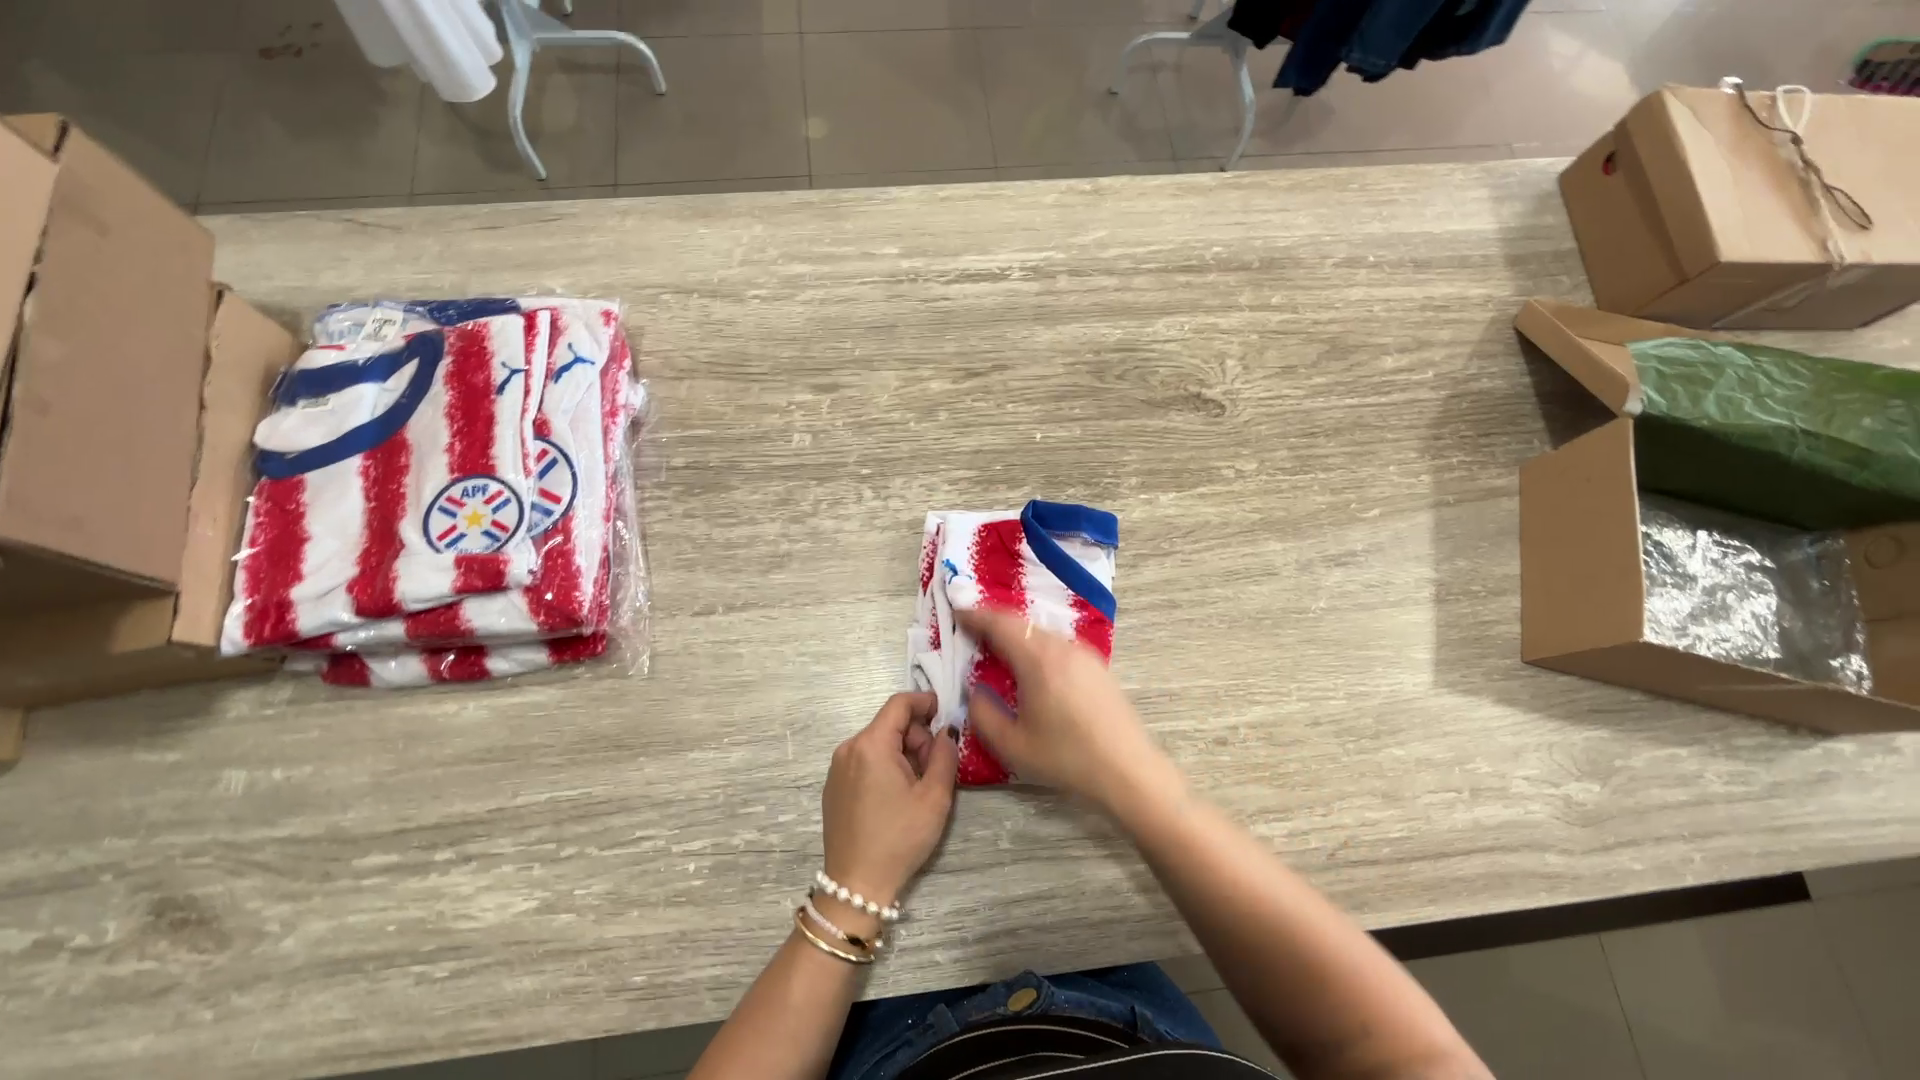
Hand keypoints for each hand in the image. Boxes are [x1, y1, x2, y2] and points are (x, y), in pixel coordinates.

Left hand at [820, 692, 958, 927]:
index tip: (944, 711)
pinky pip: (864, 761)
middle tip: (935, 768)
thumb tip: (945, 732)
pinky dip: (885, 766)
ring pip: (878, 743)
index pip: (899, 704)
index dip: (924, 702)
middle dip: (916, 737)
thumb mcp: (934, 797)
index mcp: (871, 745)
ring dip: (902, 753)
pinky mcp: (834, 787)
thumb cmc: (900, 838)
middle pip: (889, 725)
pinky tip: (897, 797)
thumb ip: (944, 755)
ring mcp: (837, 768)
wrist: (857, 884)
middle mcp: (848, 749)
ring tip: (918, 788)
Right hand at [956, 608, 1182, 816]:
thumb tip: (976, 692)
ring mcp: (1085, 654)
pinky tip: (1032, 669)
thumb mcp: (1012, 745)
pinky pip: (1059, 645)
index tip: (957, 613)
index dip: (975, 616)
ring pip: (1042, 633)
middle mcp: (1062, 647)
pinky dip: (1037, 647)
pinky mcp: (1098, 667)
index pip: (1000, 623)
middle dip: (994, 623)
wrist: (1128, 770)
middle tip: (972, 632)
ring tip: (999, 650)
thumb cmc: (1067, 758)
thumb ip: (983, 714)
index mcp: (1038, 659)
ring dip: (1017, 636)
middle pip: (1021, 623)